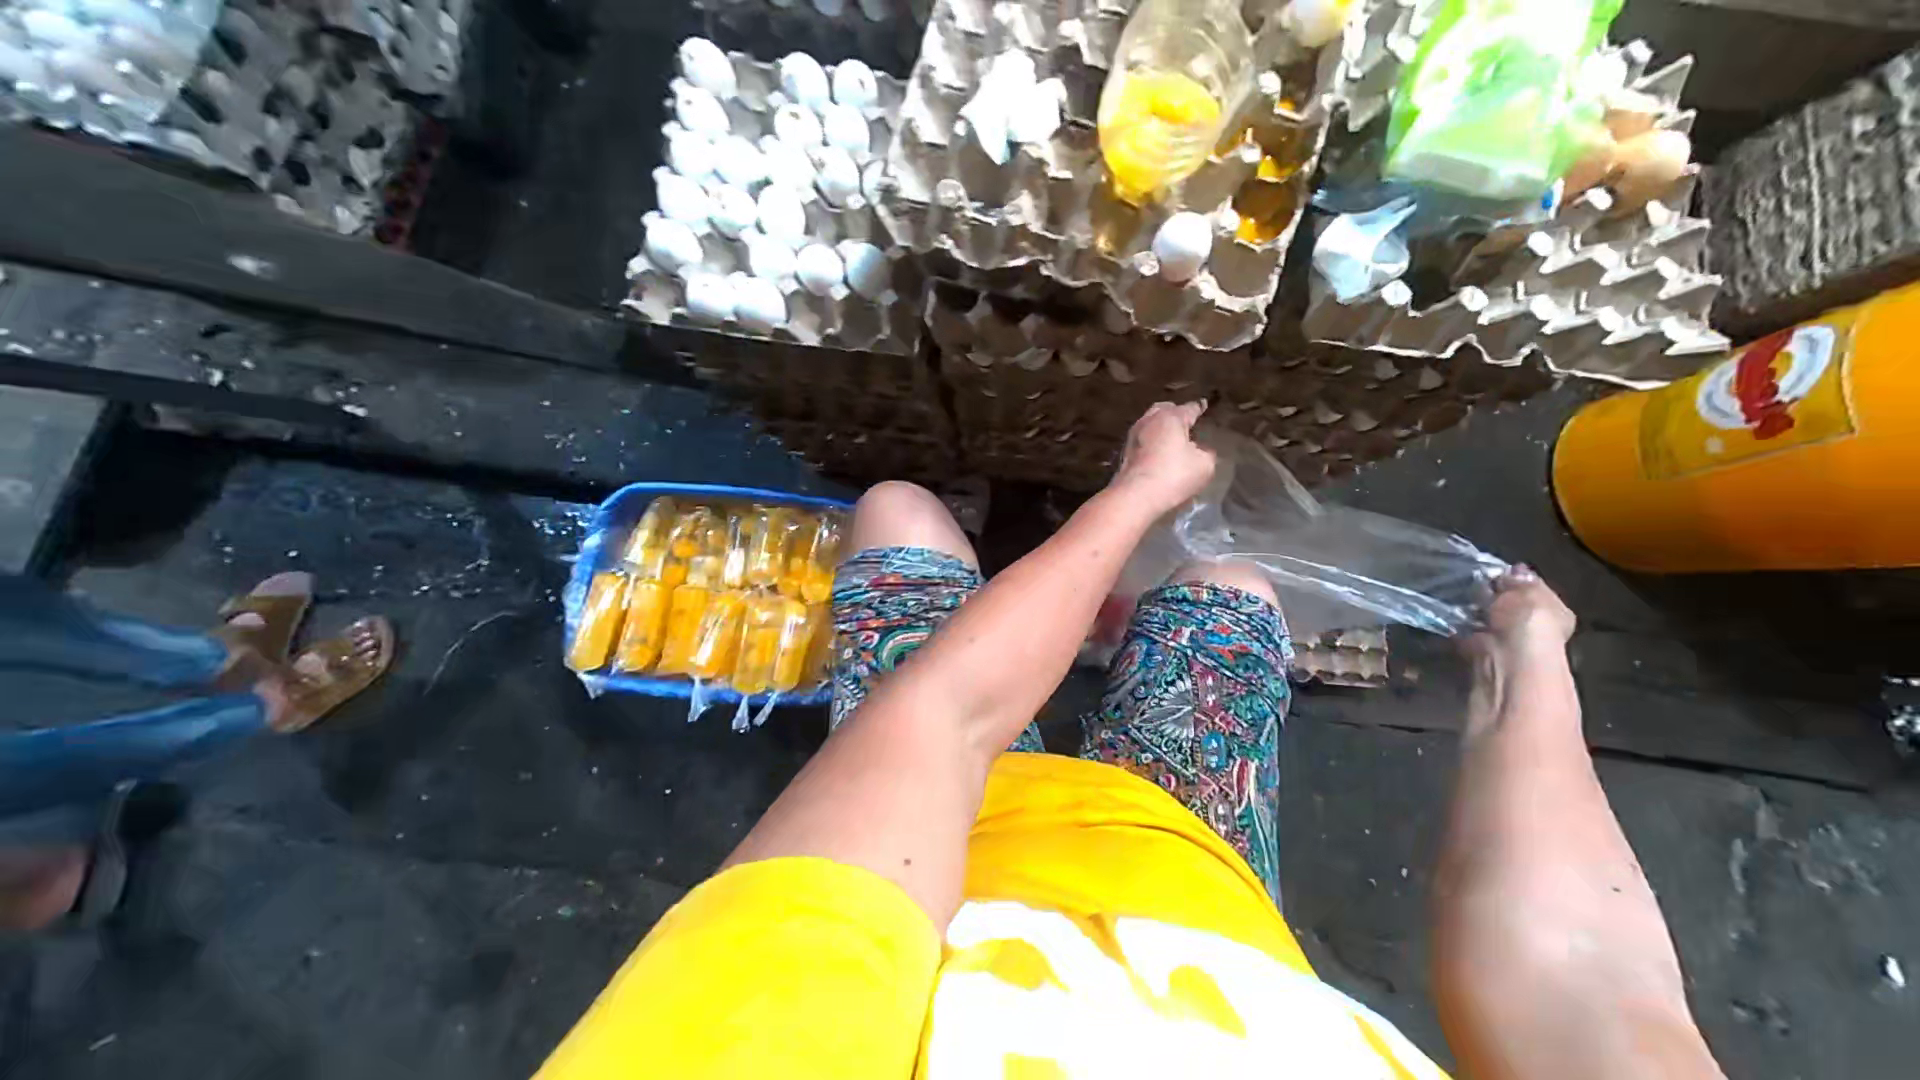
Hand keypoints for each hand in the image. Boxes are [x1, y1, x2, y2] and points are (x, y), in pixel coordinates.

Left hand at [1111, 401, 1216, 514]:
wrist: (1134, 496)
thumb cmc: (1173, 475)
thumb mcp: (1204, 465)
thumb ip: (1206, 453)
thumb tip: (1201, 450)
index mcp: (1170, 418)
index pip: (1189, 408)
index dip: (1199, 408)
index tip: (1203, 405)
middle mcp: (1148, 421)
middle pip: (1163, 410)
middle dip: (1174, 413)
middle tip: (1185, 421)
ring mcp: (1133, 437)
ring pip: (1149, 425)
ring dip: (1160, 428)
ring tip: (1171, 437)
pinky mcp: (1124, 454)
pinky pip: (1142, 441)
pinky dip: (1151, 442)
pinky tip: (1157, 452)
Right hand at [1464, 566, 1574, 659]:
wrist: (1507, 656)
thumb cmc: (1527, 620)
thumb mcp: (1529, 591)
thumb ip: (1519, 579)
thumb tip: (1513, 570)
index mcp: (1552, 611)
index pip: (1532, 589)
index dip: (1514, 578)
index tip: (1494, 570)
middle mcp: (1531, 624)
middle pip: (1506, 601)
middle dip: (1490, 592)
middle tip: (1474, 580)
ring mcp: (1504, 636)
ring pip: (1484, 614)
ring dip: (1472, 605)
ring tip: (1458, 592)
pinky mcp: (1480, 645)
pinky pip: (1466, 627)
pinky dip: (1457, 620)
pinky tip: (1451, 609)